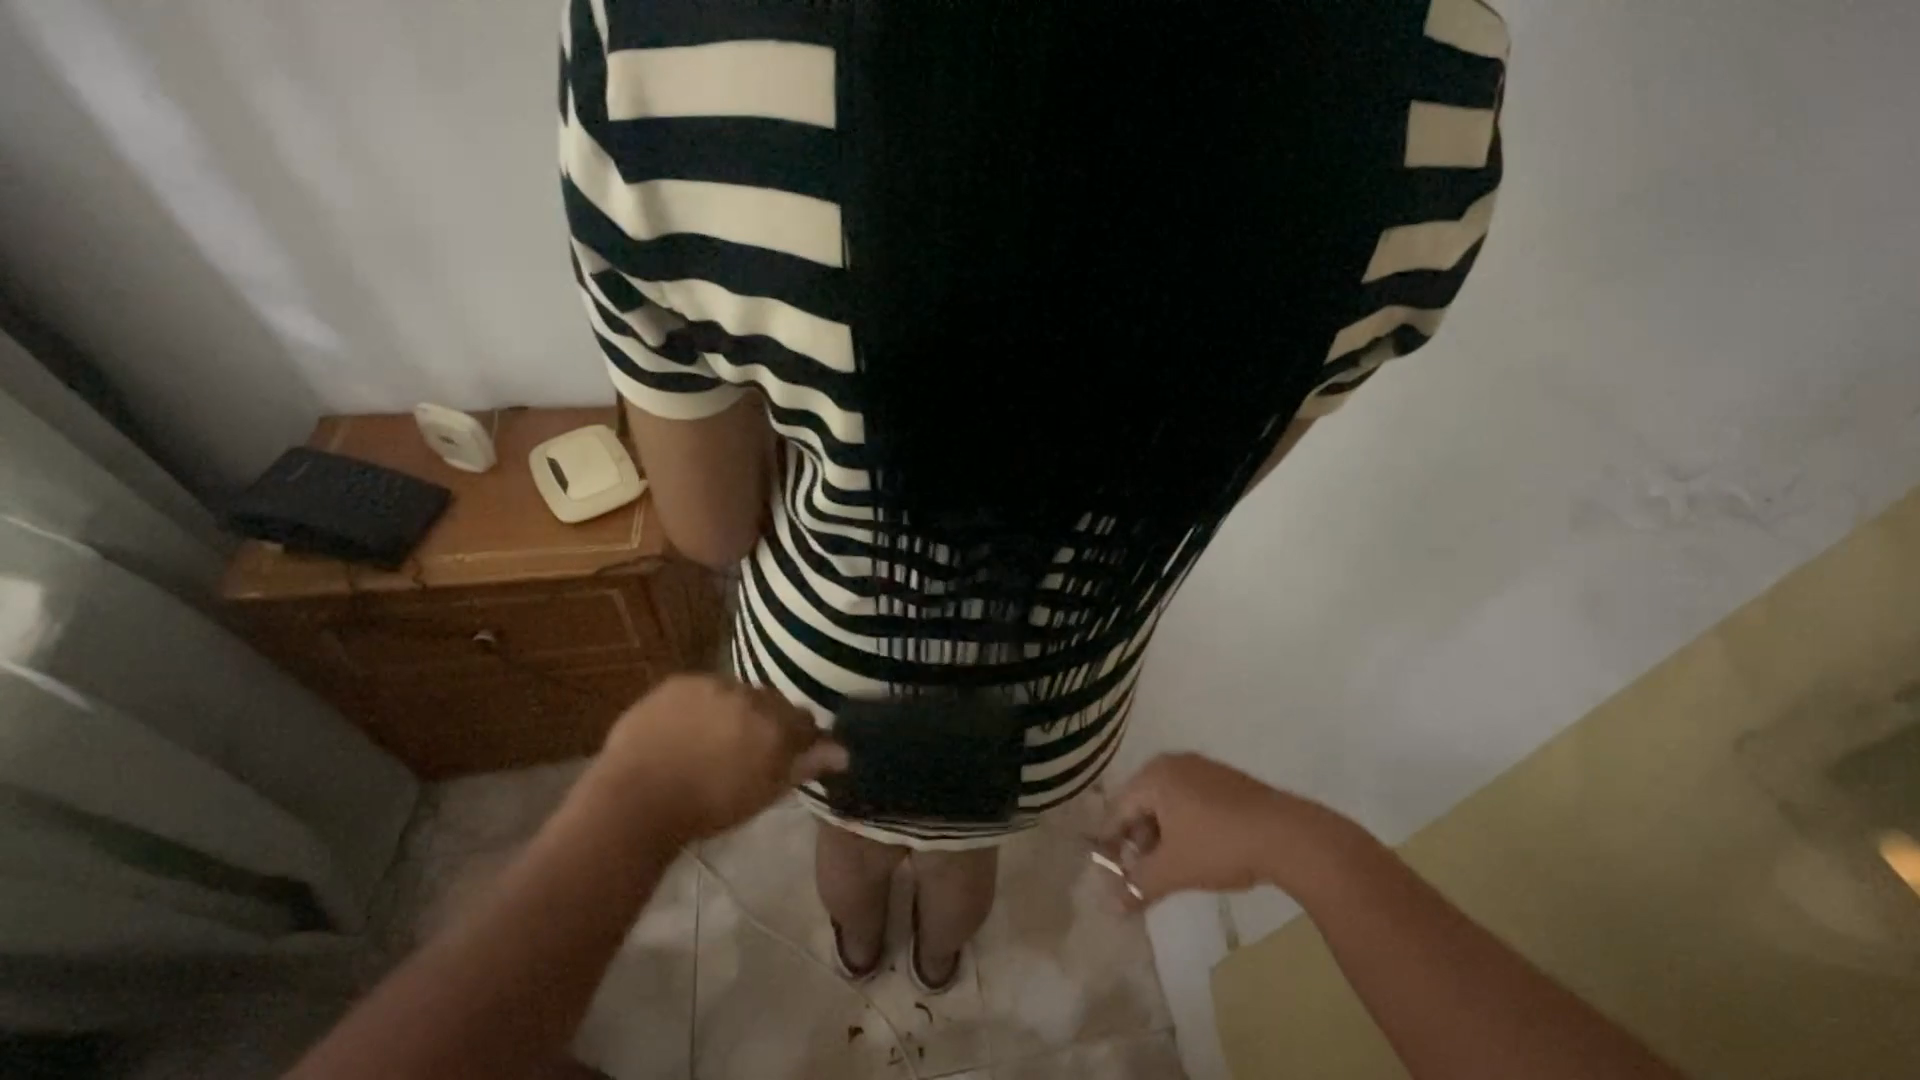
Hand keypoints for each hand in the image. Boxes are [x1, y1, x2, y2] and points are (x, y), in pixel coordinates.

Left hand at [598, 674, 847, 842]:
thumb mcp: (764, 793)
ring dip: (732, 710)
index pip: (804, 721)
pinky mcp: (677, 682)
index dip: (797, 739)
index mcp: (775, 725)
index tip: (784, 757)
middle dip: (765, 721)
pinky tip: (684, 731)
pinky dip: (700, 705)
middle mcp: (749, 695)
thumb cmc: (708, 808)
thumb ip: (805, 765)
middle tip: (745, 751)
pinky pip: (701, 690)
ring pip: (735, 693)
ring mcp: (710, 685)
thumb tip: (843, 751)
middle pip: (770, 702)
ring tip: (711, 741)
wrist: (637, 800)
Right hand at [1096, 753, 1348, 907]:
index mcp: (1153, 776)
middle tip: (1146, 875)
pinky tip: (1201, 854)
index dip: (1111, 848)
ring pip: (1168, 805)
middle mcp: (1174, 764)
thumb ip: (1137, 885)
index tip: (1114, 878)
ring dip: (1163, 838)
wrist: (1289, 836)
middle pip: (1141, 806)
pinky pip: (1192, 802)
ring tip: (1174, 869)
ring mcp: (1203, 768)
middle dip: (1140, 843)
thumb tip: (1111, 905)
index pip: (1117, 812)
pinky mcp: (1227, 781)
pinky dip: (1187, 828)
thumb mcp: (1172, 870)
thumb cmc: (1219, 846)